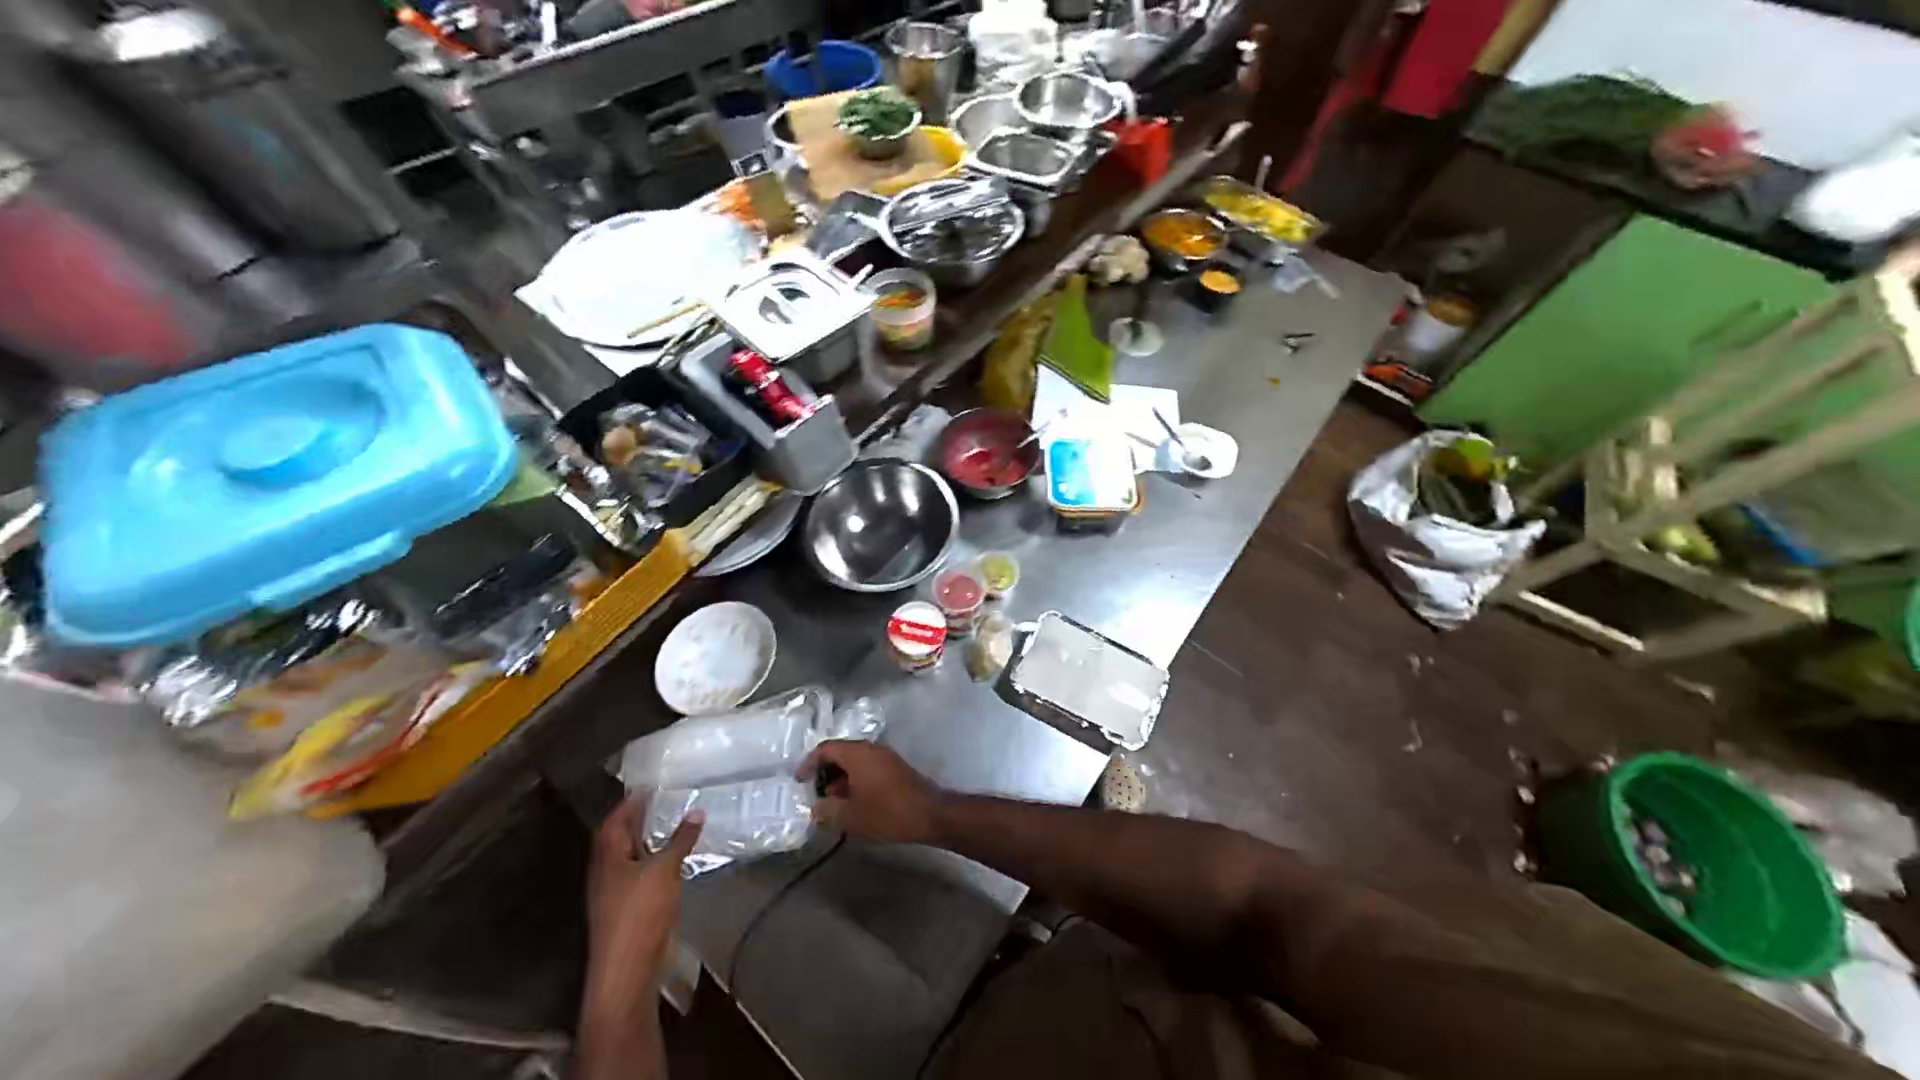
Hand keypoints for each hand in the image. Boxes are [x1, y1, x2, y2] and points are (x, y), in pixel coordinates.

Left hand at [585, 796, 703, 1008]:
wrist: (627, 969)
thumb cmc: (640, 912)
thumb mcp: (665, 869)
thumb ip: (681, 840)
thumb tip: (697, 811)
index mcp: (607, 858)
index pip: (613, 822)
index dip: (629, 804)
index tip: (649, 789)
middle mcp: (605, 873)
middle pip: (618, 840)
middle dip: (638, 821)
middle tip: (664, 804)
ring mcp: (614, 894)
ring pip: (629, 859)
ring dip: (647, 843)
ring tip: (672, 827)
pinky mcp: (626, 911)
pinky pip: (639, 876)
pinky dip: (654, 863)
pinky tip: (673, 862)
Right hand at [795, 740, 943, 843]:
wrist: (930, 814)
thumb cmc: (887, 812)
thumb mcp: (850, 816)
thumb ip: (826, 810)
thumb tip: (815, 808)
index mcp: (857, 753)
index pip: (825, 749)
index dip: (809, 764)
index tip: (800, 781)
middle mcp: (871, 749)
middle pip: (840, 753)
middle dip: (824, 772)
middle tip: (815, 794)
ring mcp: (885, 757)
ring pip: (854, 762)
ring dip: (840, 779)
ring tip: (832, 803)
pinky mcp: (895, 769)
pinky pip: (867, 768)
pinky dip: (855, 781)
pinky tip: (853, 803)